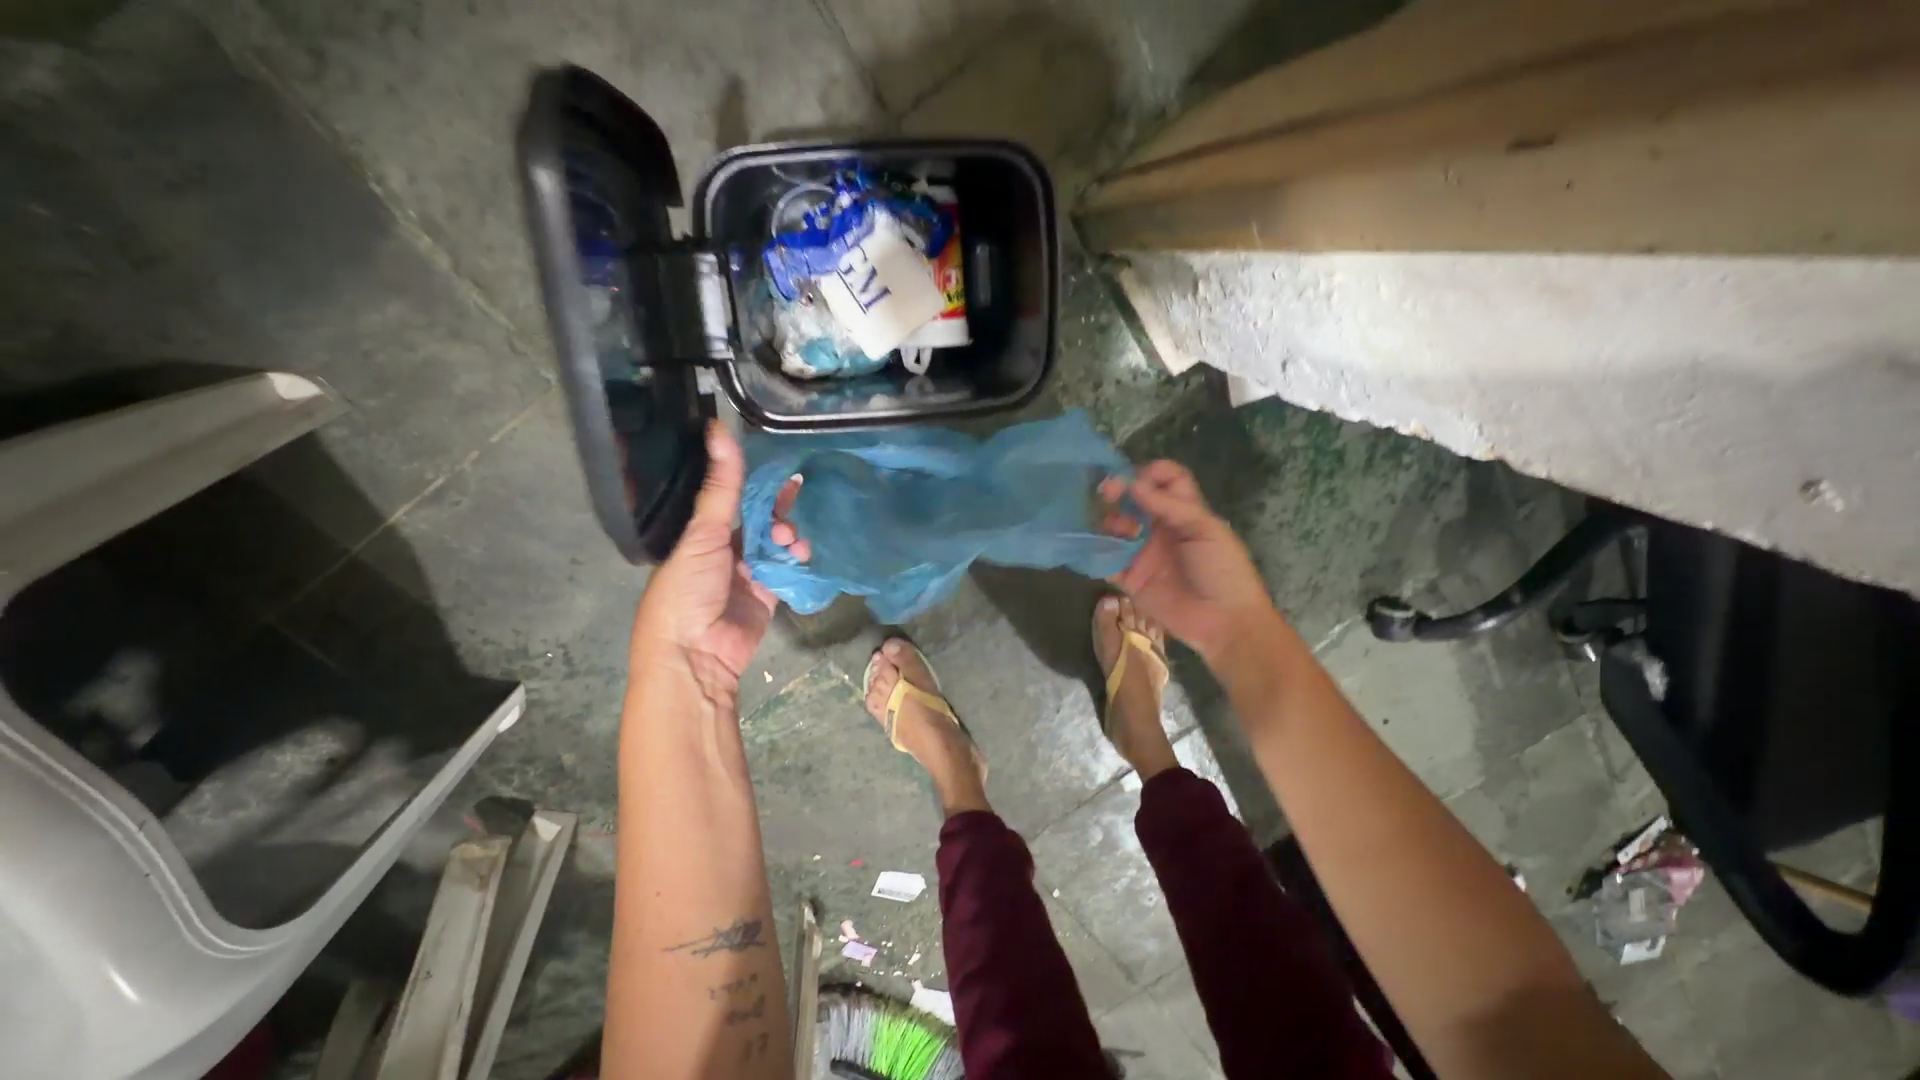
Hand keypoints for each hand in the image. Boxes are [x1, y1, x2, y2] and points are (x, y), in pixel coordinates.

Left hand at [631, 422, 778, 702]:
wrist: (695, 653)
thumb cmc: (687, 589)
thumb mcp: (702, 533)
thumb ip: (721, 485)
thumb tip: (718, 427)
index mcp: (697, 534)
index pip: (729, 496)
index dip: (752, 478)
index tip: (778, 459)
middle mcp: (722, 550)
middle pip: (756, 517)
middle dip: (776, 505)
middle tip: (797, 488)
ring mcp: (746, 574)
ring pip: (774, 542)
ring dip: (786, 533)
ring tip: (789, 537)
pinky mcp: (767, 595)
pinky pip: (787, 569)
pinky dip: (797, 559)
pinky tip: (803, 551)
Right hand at [1100, 461, 1279, 663]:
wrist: (1224, 621)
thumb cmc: (1223, 570)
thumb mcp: (1205, 529)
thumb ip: (1169, 505)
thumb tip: (1133, 484)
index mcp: (1185, 512)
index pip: (1165, 480)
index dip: (1150, 473)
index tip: (1135, 479)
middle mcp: (1161, 528)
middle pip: (1134, 500)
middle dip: (1119, 491)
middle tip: (1107, 492)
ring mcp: (1143, 552)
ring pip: (1116, 526)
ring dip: (1108, 519)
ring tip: (1110, 525)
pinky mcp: (1130, 578)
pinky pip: (1106, 560)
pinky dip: (1096, 550)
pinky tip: (1093, 543)